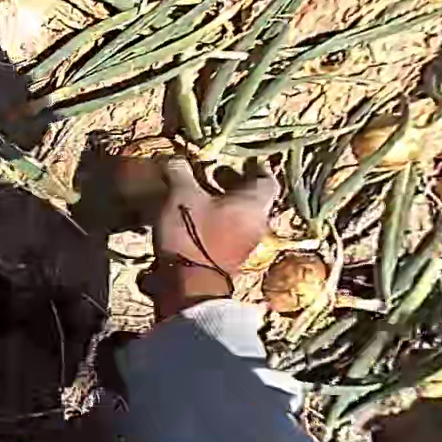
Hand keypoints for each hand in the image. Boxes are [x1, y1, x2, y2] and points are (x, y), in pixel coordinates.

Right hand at [141, 158, 279, 319]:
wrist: (189, 284)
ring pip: (240, 218)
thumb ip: (180, 173)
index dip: (255, 167)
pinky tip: (196, 220)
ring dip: (223, 206)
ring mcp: (245, 246)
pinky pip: (228, 234)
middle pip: (252, 199)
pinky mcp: (230, 261)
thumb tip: (175, 158)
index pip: (266, 179)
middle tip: (214, 175)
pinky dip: (216, 223)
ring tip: (199, 197)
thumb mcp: (180, 195)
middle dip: (234, 186)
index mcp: (254, 203)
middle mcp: (257, 224)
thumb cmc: (192, 232)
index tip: (244, 160)